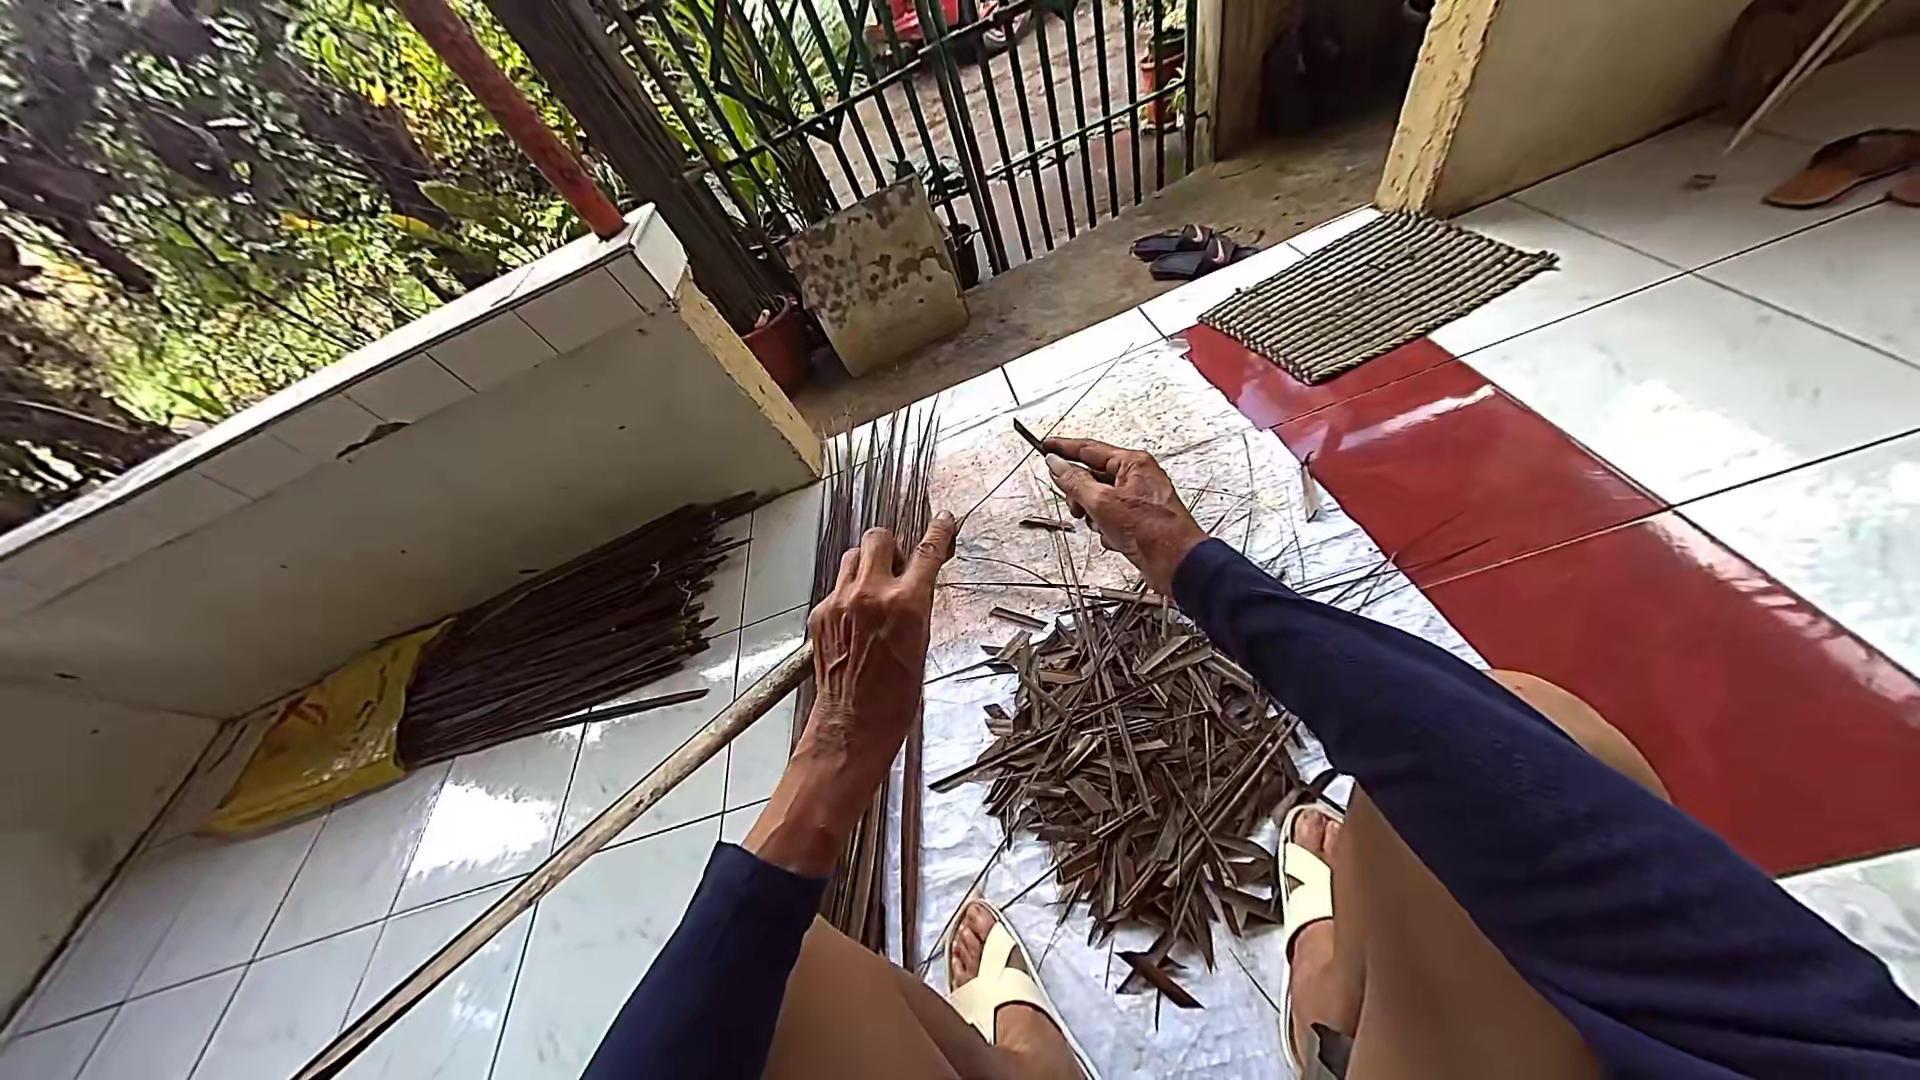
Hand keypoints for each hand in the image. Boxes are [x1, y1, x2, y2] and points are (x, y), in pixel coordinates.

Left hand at [744, 512, 956, 876]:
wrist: (853, 724)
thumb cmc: (896, 696)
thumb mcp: (922, 643)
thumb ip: (917, 604)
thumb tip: (917, 581)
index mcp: (905, 604)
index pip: (927, 552)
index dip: (939, 531)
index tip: (944, 520)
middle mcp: (870, 595)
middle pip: (878, 537)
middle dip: (892, 545)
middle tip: (899, 564)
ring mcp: (840, 602)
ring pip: (854, 556)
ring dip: (868, 564)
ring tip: (876, 590)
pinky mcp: (821, 613)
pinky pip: (838, 586)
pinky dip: (850, 592)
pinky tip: (857, 618)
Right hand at [1042, 438, 1206, 595]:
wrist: (1177, 564)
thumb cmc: (1154, 531)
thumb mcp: (1102, 502)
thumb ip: (1075, 481)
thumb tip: (1057, 465)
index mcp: (1133, 463)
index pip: (1089, 449)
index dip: (1064, 448)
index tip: (1046, 447)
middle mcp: (1137, 478)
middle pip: (1092, 477)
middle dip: (1079, 494)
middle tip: (1075, 505)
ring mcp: (1137, 500)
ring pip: (1098, 500)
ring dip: (1093, 516)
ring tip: (1101, 526)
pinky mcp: (1137, 521)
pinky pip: (1109, 518)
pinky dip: (1106, 529)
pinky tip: (1114, 538)